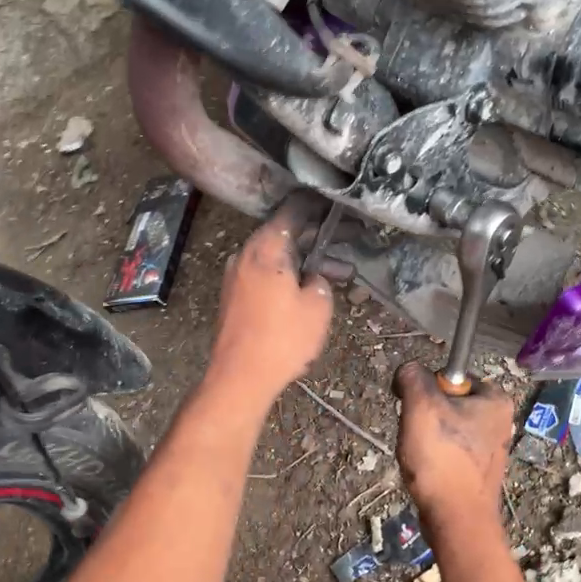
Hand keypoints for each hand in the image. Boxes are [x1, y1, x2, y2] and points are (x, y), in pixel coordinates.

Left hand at [205, 202, 334, 410]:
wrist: (239, 376)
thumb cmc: (282, 339)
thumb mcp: (318, 307)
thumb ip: (321, 280)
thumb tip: (314, 276)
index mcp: (267, 247)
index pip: (293, 210)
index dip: (319, 205)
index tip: (339, 205)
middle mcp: (246, 254)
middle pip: (284, 233)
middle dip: (316, 237)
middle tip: (347, 241)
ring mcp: (236, 275)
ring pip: (275, 257)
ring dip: (304, 261)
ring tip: (336, 275)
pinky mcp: (233, 296)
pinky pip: (264, 274)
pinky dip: (286, 276)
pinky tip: (307, 290)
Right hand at [393, 361, 513, 524]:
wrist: (457, 520)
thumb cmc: (442, 459)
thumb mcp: (421, 406)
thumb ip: (413, 377)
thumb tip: (408, 371)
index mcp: (496, 398)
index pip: (450, 376)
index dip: (426, 390)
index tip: (418, 411)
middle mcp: (500, 420)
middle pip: (446, 402)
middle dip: (425, 417)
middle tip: (419, 436)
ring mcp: (491, 447)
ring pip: (444, 428)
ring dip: (426, 439)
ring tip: (423, 457)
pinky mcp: (479, 469)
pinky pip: (449, 451)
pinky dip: (435, 458)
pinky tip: (429, 472)